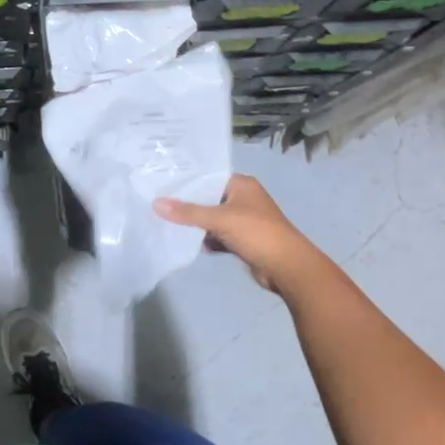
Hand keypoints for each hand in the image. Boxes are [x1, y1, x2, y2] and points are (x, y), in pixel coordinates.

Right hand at [156, 175, 309, 289]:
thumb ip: (188, 212)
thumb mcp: (220, 219)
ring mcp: (244, 220)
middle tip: (159, 205)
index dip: (186, 181)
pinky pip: (219, 236)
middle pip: (209, 198)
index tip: (162, 184)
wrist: (287, 267)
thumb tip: (156, 203)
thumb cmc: (256, 233)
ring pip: (213, 219)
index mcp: (242, 185)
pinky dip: (207, 240)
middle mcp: (243, 199)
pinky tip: (190, 244)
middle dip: (188, 205)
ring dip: (196, 225)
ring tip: (169, 224)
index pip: (208, 177)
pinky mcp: (243, 240)